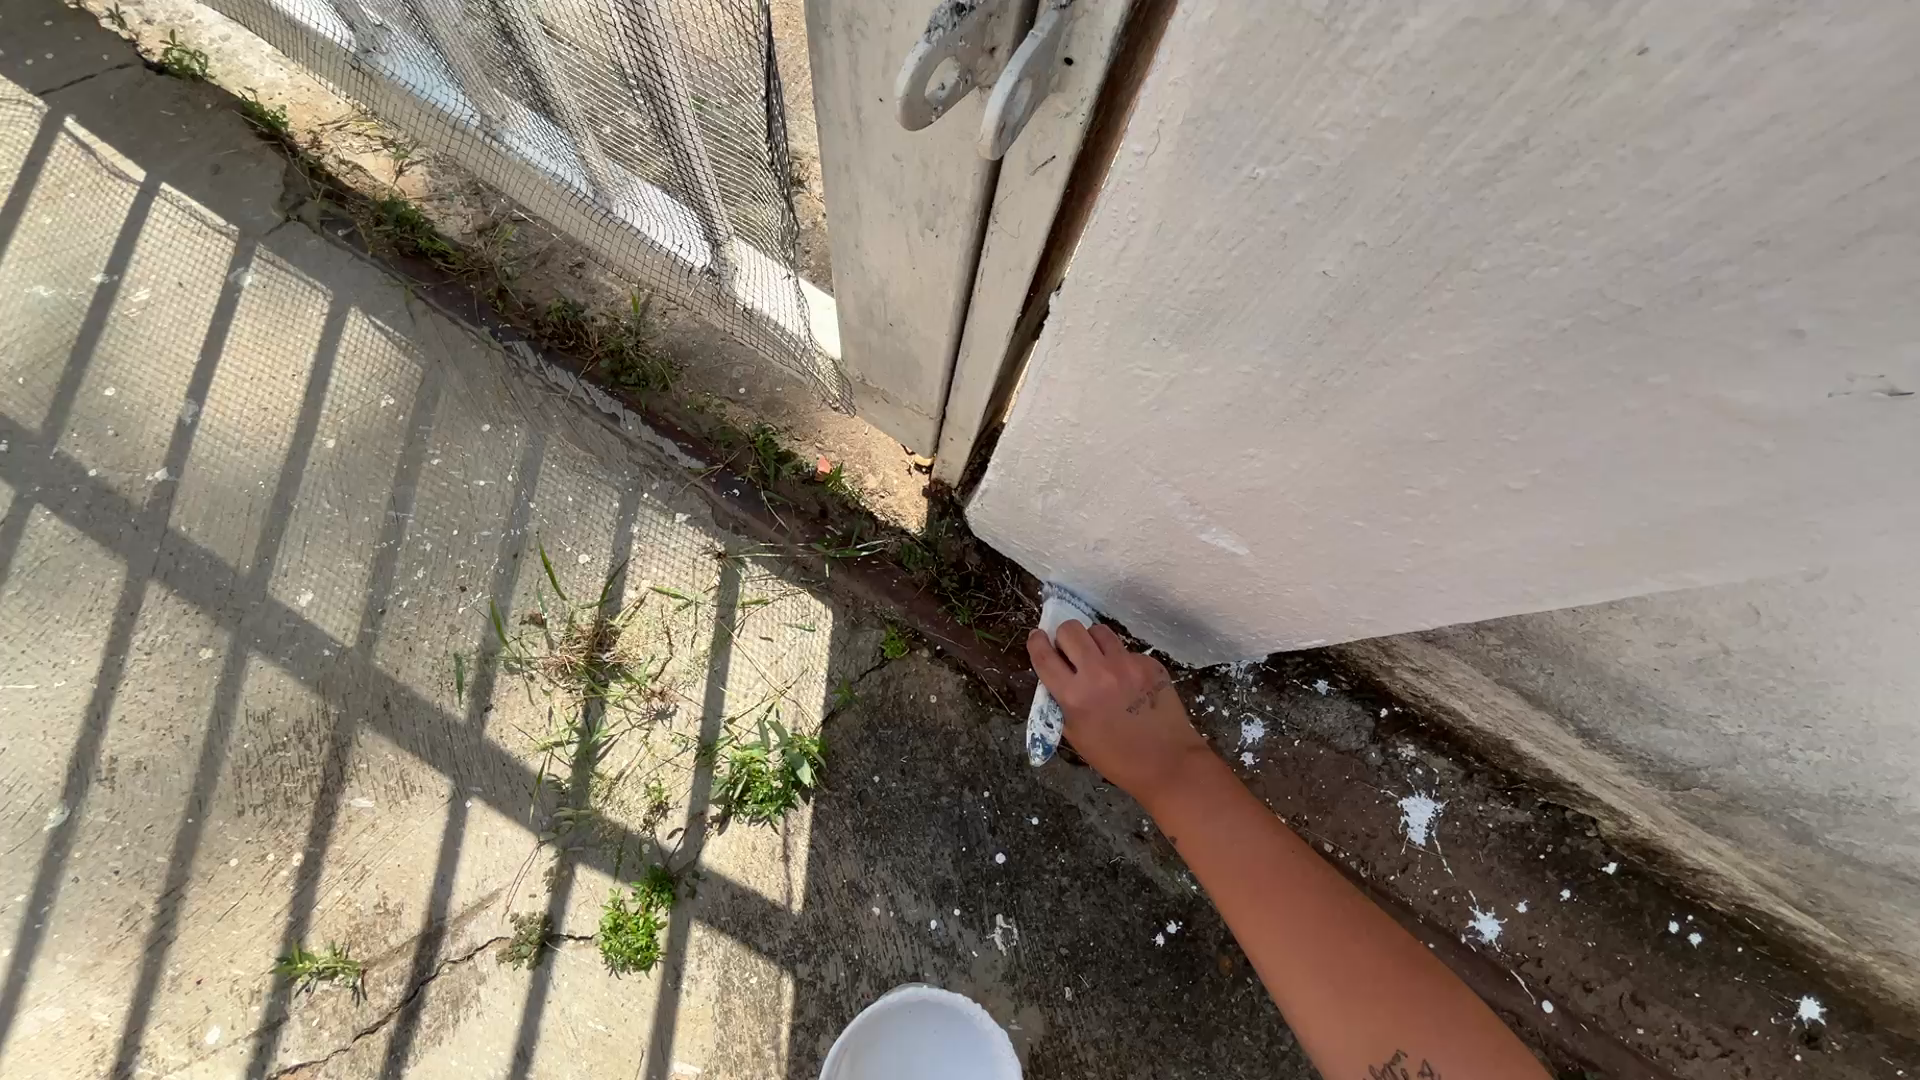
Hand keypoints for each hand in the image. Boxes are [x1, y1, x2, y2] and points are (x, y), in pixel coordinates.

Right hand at [1027, 620, 1215, 810]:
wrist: (1167, 763)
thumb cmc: (1116, 757)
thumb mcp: (1075, 734)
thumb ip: (1061, 702)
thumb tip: (1054, 678)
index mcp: (1074, 695)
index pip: (1044, 655)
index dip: (1036, 642)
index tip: (1038, 637)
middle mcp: (1099, 673)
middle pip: (1070, 629)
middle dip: (1065, 638)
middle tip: (1071, 653)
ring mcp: (1127, 665)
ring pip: (1099, 631)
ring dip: (1093, 643)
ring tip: (1100, 662)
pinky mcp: (1149, 664)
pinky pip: (1126, 650)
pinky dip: (1122, 661)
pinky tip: (1129, 683)